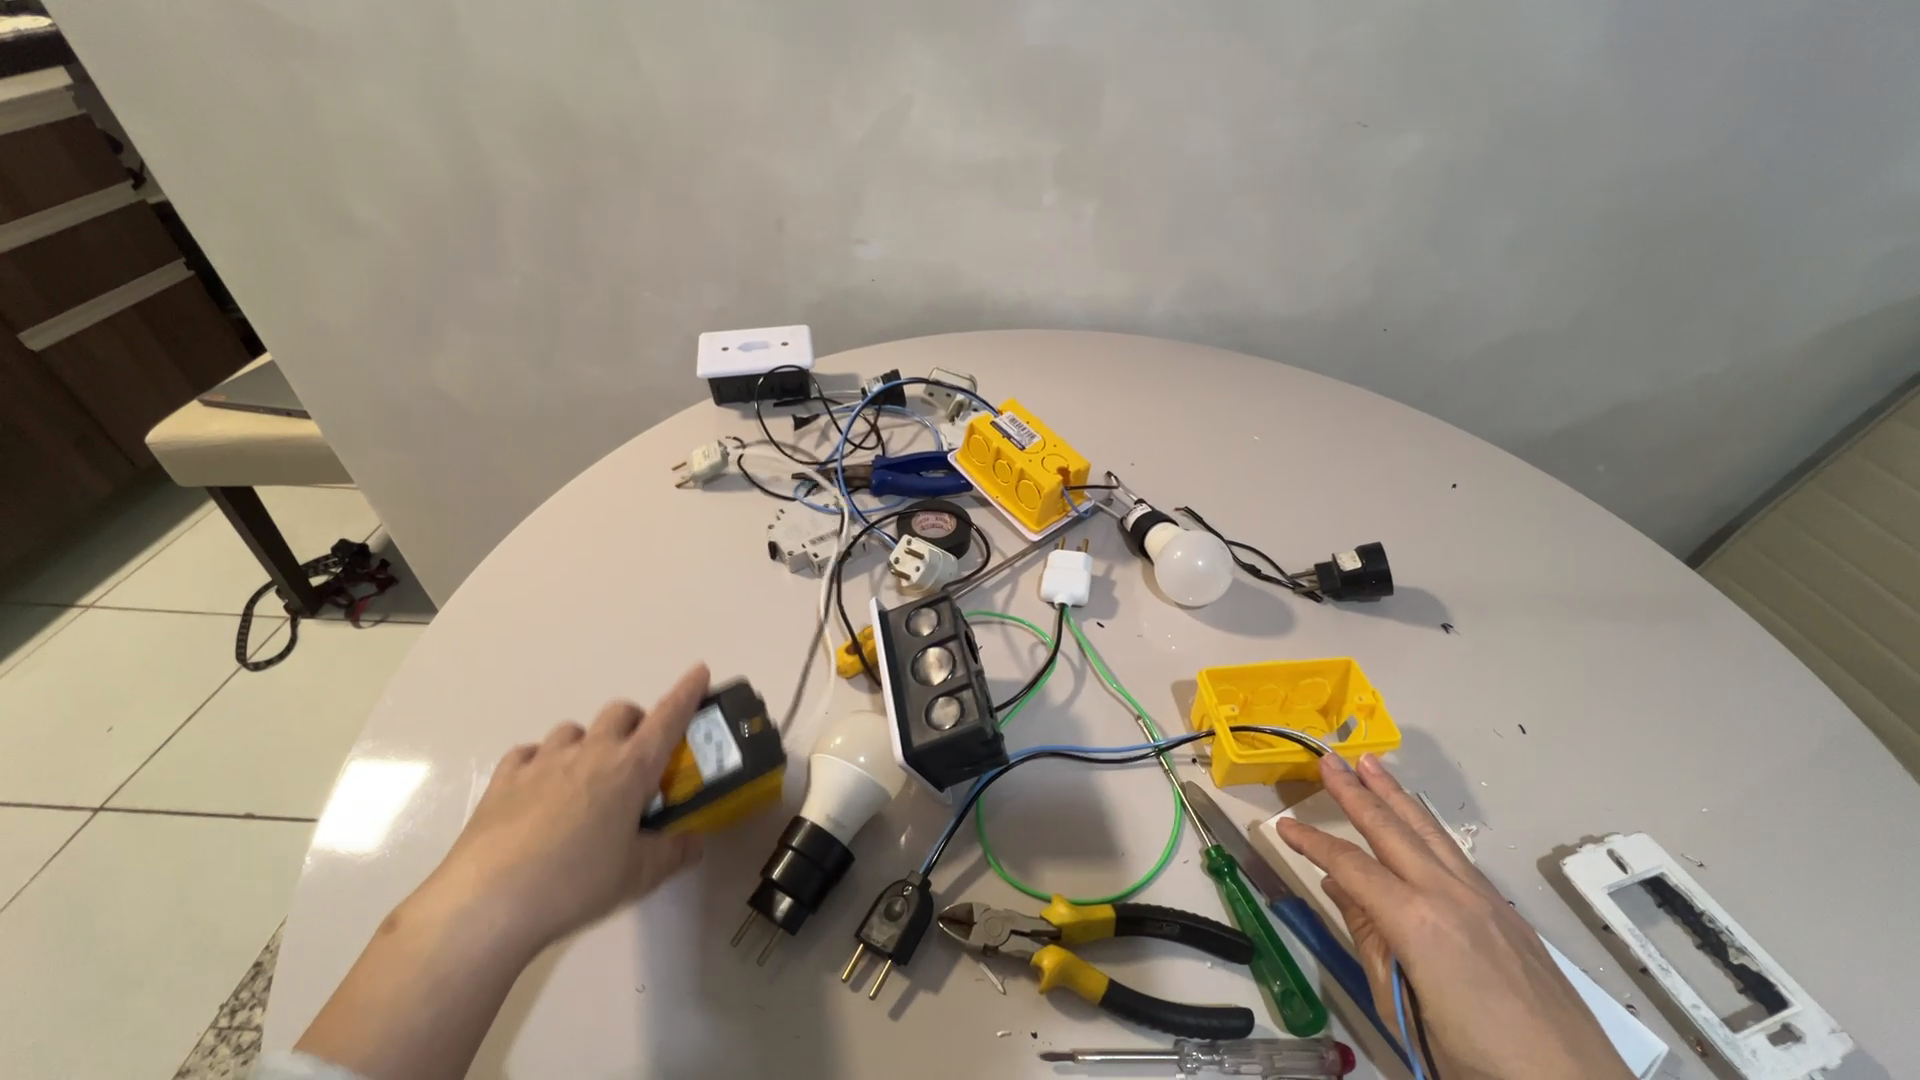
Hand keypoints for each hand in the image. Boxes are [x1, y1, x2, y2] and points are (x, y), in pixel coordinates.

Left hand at [411, 663, 710, 956]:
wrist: (488, 903)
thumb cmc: (576, 883)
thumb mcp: (637, 876)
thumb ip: (672, 854)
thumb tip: (694, 843)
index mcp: (630, 768)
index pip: (668, 718)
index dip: (687, 693)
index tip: (699, 671)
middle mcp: (589, 752)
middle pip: (620, 712)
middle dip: (636, 722)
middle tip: (639, 756)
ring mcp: (542, 761)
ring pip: (573, 729)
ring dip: (589, 742)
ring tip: (587, 776)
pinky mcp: (504, 779)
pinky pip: (529, 752)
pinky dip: (542, 761)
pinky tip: (540, 787)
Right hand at [1276, 754, 1632, 1079]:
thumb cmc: (1473, 1059)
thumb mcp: (1400, 1007)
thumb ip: (1370, 939)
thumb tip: (1341, 888)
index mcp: (1415, 920)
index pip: (1350, 865)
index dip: (1312, 843)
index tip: (1284, 826)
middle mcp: (1449, 894)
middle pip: (1392, 829)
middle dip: (1356, 791)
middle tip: (1328, 760)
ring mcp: (1484, 899)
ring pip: (1429, 831)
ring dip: (1395, 795)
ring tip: (1371, 765)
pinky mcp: (1507, 913)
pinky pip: (1456, 855)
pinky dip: (1426, 827)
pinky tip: (1417, 823)